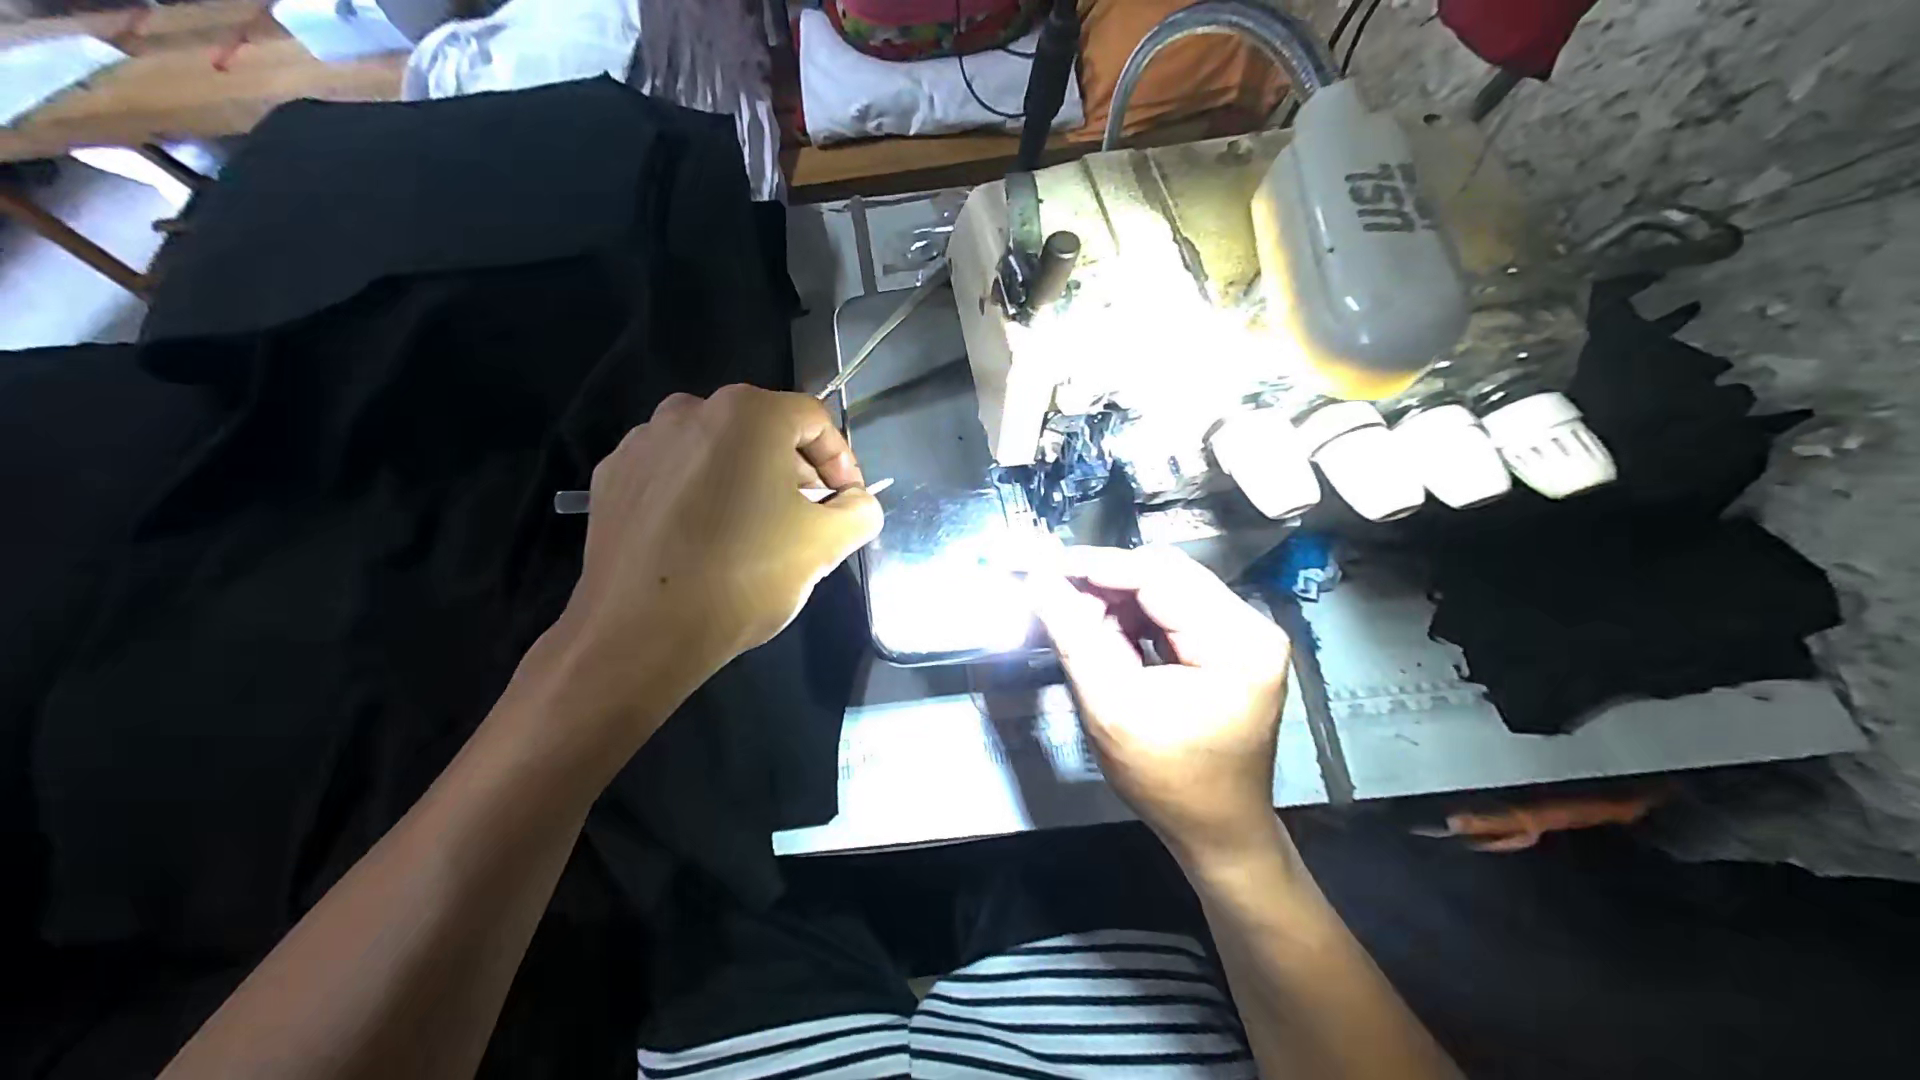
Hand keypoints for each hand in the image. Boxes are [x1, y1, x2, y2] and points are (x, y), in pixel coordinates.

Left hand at [558, 386, 882, 705]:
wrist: (639, 633)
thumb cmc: (744, 576)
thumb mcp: (825, 544)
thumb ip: (859, 511)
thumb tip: (858, 503)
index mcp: (747, 413)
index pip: (814, 420)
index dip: (841, 460)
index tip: (847, 501)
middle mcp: (689, 411)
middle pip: (763, 430)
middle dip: (794, 471)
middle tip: (807, 517)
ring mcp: (642, 442)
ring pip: (715, 451)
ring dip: (746, 480)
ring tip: (755, 530)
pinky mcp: (611, 478)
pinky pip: (674, 473)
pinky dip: (699, 494)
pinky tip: (704, 538)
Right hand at [1031, 545, 1290, 863]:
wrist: (1214, 827)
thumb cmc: (1166, 781)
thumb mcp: (1111, 708)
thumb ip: (1075, 637)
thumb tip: (1039, 581)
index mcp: (1237, 643)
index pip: (1158, 577)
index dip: (1096, 566)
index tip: (1043, 566)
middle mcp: (1250, 625)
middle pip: (1165, 574)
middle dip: (1104, 580)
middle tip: (1054, 592)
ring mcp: (1244, 633)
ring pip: (1166, 586)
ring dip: (1116, 596)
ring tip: (1074, 614)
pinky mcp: (1229, 644)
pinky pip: (1172, 608)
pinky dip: (1133, 613)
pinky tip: (1104, 628)